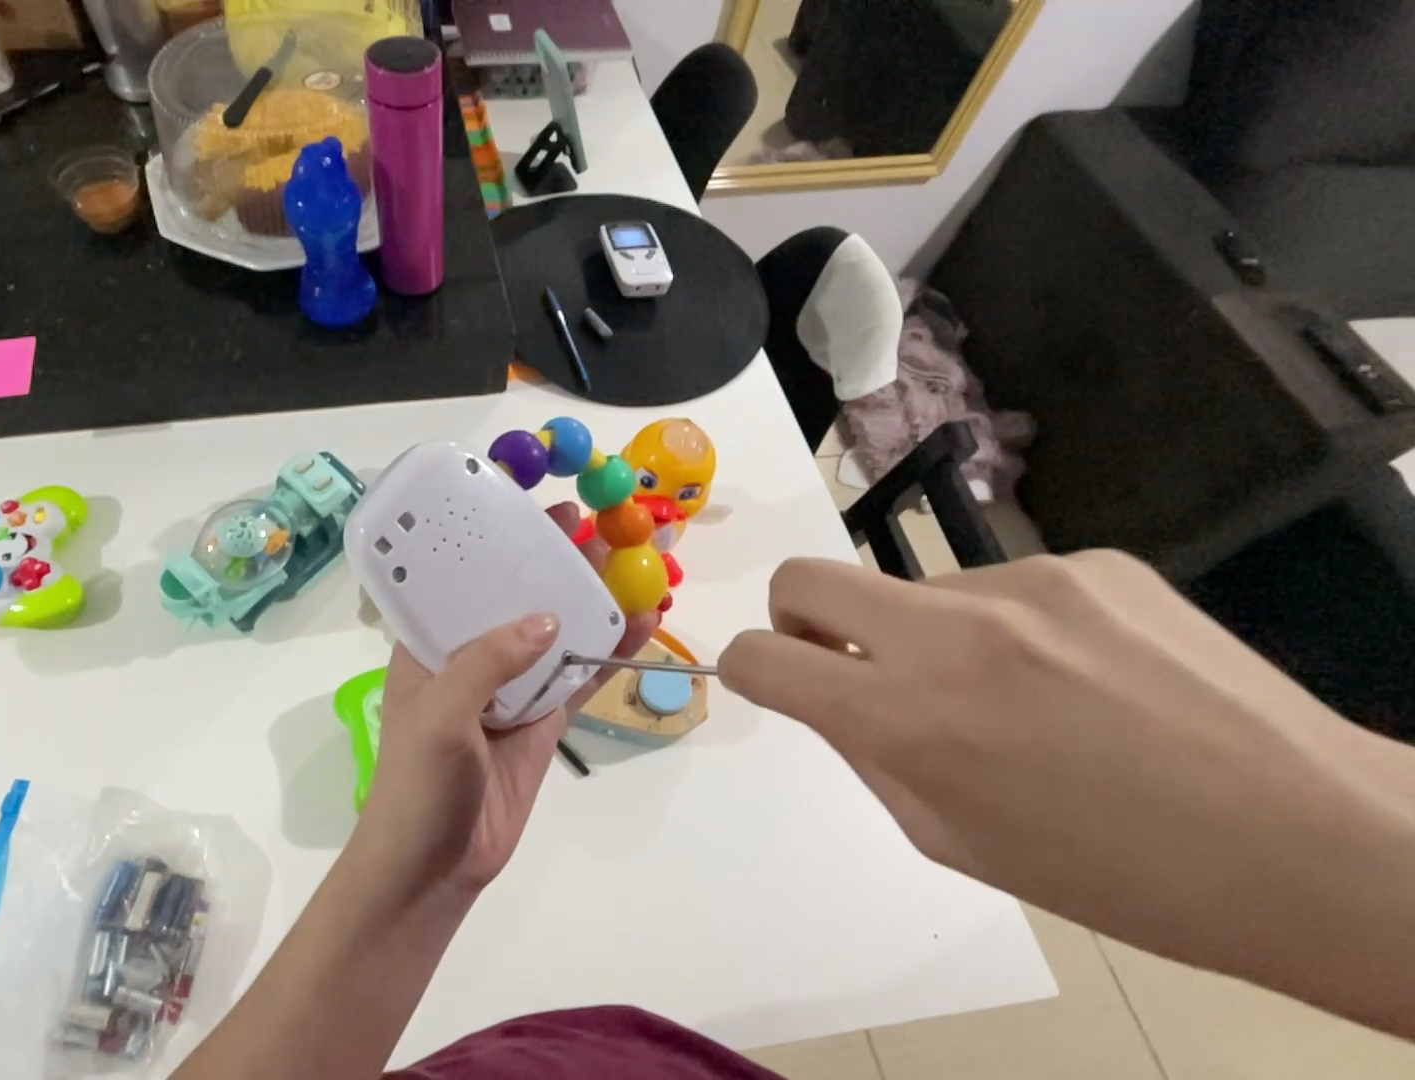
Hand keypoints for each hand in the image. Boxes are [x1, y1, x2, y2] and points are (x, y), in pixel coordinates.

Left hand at [355, 504, 658, 895]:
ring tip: (625, 564)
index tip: (533, 512)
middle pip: (515, 600)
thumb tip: (549, 620)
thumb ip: (488, 661)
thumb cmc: (419, 785)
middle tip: (594, 528)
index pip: (463, 581)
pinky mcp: (541, 722)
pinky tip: (637, 626)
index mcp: (430, 647)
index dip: (497, 545)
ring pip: (553, 635)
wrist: (436, 868)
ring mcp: (510, 690)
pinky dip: (605, 654)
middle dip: (550, 566)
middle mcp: (470, 659)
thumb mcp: (440, 714)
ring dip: (585, 603)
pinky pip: (576, 679)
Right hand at [717, 552, 1414, 1034]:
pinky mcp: (1087, 562)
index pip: (760, 655)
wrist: (1321, 845)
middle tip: (854, 663)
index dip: (746, 666)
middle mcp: (947, 633)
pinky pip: (999, 586)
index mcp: (904, 718)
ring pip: (913, 590)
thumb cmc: (1115, 875)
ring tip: (1015, 694)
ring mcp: (1022, 585)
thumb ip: (866, 752)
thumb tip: (829, 692)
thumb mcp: (950, 838)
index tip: (771, 679)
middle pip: (802, 576)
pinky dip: (1005, 626)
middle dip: (800, 617)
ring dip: (927, 634)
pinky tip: (1077, 675)